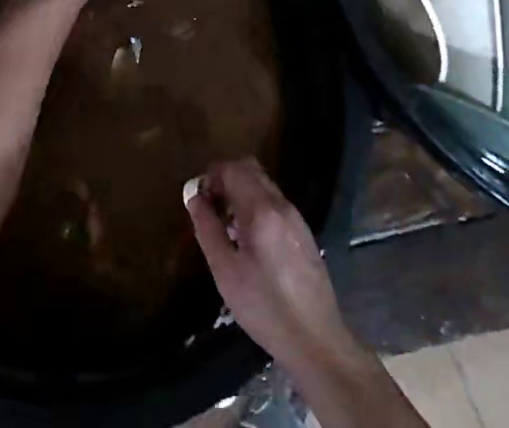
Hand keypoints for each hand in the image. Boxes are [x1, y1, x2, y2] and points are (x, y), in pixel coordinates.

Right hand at [184, 158, 365, 378]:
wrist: (315, 339)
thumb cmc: (264, 306)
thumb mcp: (225, 271)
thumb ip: (207, 228)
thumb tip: (194, 197)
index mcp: (262, 209)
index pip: (234, 169)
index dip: (211, 174)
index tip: (197, 195)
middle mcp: (282, 205)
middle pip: (251, 170)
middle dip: (225, 178)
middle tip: (208, 205)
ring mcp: (296, 217)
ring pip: (264, 185)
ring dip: (240, 191)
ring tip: (224, 224)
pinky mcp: (303, 233)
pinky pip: (275, 203)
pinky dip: (255, 205)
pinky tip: (246, 238)